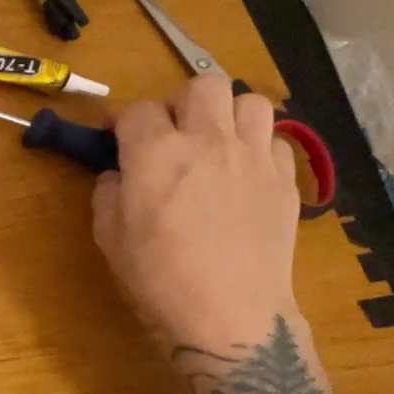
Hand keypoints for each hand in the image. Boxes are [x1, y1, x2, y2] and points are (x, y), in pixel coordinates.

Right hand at [92, 74, 301, 352]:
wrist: (226, 307)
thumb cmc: (154, 274)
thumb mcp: (108, 235)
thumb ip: (109, 193)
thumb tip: (120, 174)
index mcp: (155, 155)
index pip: (137, 110)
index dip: (121, 121)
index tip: (114, 139)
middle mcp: (207, 142)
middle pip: (202, 85)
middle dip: (179, 102)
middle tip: (169, 131)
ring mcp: (253, 156)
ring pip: (248, 100)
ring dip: (225, 114)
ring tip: (212, 142)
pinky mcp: (285, 176)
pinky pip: (274, 138)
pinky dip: (254, 144)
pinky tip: (239, 170)